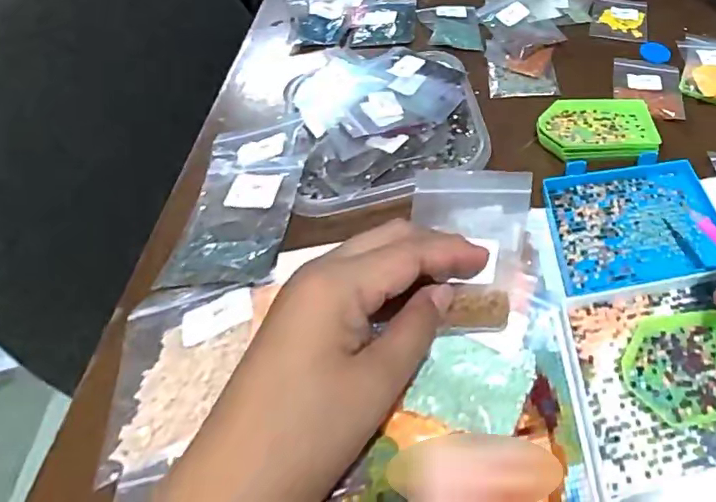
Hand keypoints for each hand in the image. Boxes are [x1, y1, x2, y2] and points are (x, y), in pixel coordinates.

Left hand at [161, 221, 486, 501]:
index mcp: (336, 281)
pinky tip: (403, 299)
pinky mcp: (296, 316)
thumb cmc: (308, 434)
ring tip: (445, 277)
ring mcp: (302, 293)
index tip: (488, 257)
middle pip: (385, 238)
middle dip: (430, 244)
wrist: (228, 488)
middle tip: (470, 263)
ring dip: (407, 259)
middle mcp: (317, 272)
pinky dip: (384, 280)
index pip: (406, 250)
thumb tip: (443, 291)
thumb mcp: (375, 384)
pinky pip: (349, 278)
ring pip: (366, 254)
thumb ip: (415, 328)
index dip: (450, 250)